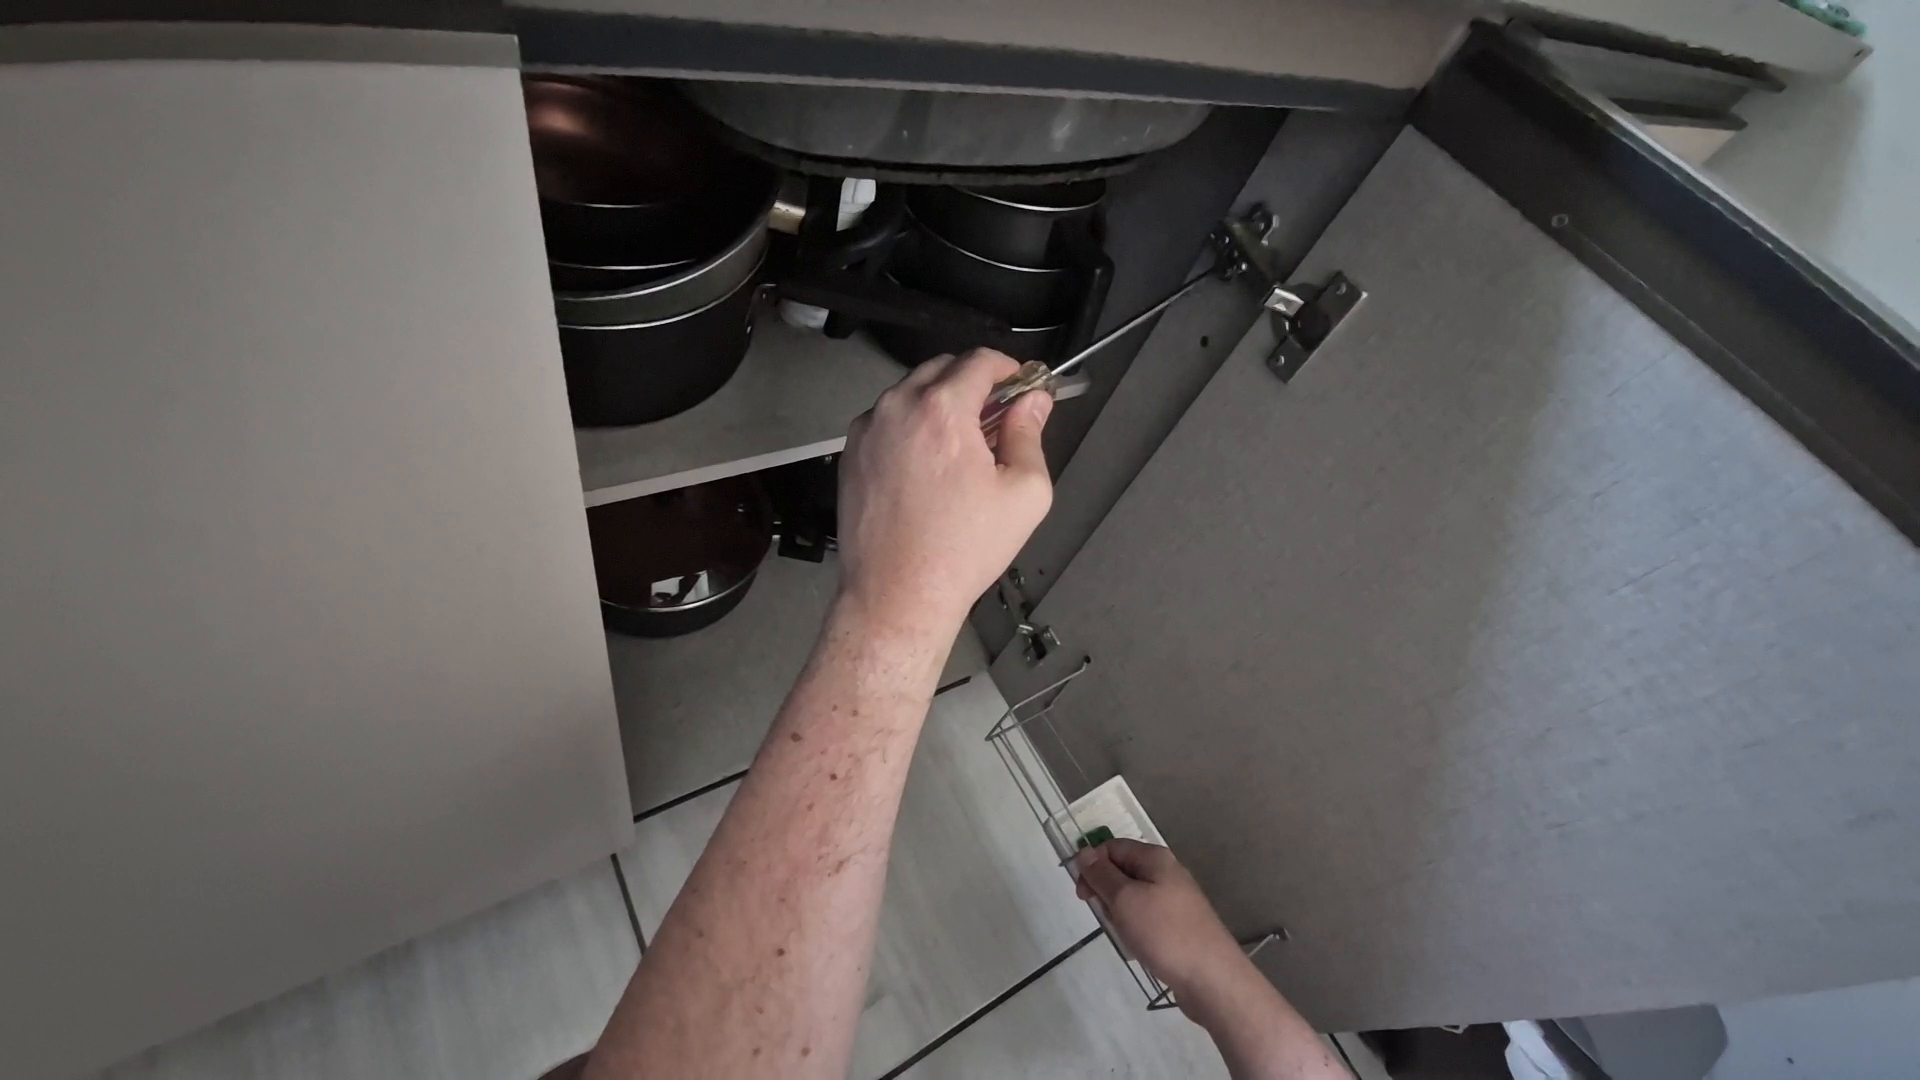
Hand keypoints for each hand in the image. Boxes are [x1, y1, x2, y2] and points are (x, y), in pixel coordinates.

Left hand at [837, 349, 1052, 628]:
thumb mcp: (1023, 493)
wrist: (897, 594)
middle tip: (995, 418)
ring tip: (960, 448)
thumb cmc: (960, 550)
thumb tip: (1034, 402)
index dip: (1008, 368)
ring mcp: (868, 429)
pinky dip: (910, 427)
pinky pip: (886, 420)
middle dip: (973, 383)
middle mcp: (898, 408)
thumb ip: (1030, 434)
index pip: (980, 359)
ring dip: (939, 404)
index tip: (1019, 385)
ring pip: (911, 393)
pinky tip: (926, 466)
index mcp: (943, 410)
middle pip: (942, 368)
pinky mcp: (851, 453)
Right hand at [1073, 839, 1248, 1002]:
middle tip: (1108, 917)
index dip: (1093, 865)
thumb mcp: (1124, 899)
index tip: (1083, 895)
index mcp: (1155, 858)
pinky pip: (1147, 917)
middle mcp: (1167, 873)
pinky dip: (1136, 929)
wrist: (1213, 980)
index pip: (1112, 847)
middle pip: (1122, 871)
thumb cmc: (1165, 932)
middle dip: (1107, 893)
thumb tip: (1084, 852)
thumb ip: (1101, 874)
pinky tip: (1140, 947)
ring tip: (1127, 935)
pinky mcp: (1179, 925)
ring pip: (1133, 897)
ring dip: (1121, 914)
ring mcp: (1176, 900)